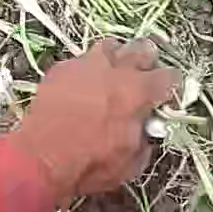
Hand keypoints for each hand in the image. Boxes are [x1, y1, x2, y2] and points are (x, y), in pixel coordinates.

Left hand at [12, 38, 178, 199]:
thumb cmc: (89, 164)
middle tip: (142, 76)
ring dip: (115, 57)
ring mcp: (86, 65)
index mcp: (139, 92)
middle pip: (141, 50)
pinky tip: (81, 85)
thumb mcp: (131, 164)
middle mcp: (115, 71)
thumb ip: (145, 139)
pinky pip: (79, 61)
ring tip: (112, 73)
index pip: (169, 77)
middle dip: (147, 62)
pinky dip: (85, 70)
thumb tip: (145, 130)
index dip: (171, 87)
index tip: (167, 96)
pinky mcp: (61, 69)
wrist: (41, 158)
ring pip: (109, 47)